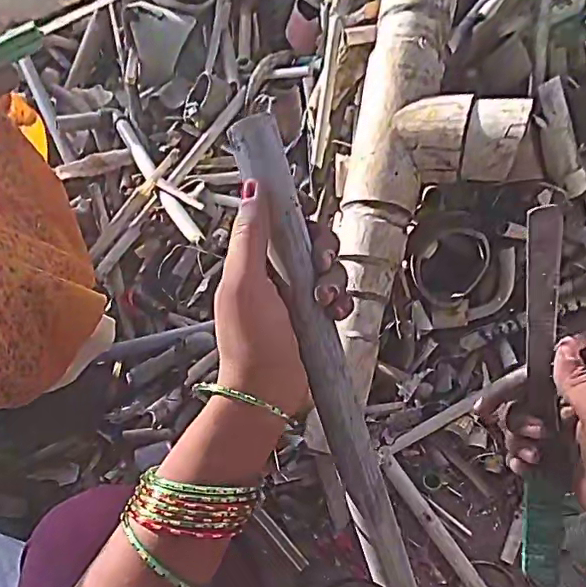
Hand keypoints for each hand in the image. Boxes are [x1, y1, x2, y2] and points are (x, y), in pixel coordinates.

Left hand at [214, 180, 350, 417]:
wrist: (268, 392)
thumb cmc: (248, 346)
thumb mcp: (244, 284)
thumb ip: (250, 238)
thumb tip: (252, 194)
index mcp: (251, 263)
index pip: (278, 223)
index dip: (296, 219)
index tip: (307, 224)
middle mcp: (274, 276)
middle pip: (310, 242)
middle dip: (321, 250)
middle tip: (319, 265)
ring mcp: (295, 297)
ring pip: (328, 267)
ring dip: (333, 278)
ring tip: (323, 297)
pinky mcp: (313, 316)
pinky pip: (338, 294)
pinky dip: (341, 300)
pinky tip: (333, 310)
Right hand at [475, 335, 585, 526]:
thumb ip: (579, 382)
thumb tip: (565, 347)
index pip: (548, 384)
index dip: (522, 390)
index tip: (501, 400)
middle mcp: (578, 421)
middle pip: (529, 410)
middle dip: (522, 421)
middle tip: (535, 432)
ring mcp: (570, 448)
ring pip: (525, 436)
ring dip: (521, 443)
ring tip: (534, 454)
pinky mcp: (563, 472)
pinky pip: (530, 461)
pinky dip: (523, 462)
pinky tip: (527, 465)